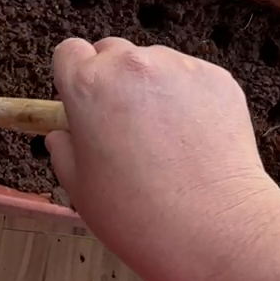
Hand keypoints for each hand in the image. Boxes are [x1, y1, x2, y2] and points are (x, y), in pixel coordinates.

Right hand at [45, 38, 279, 280]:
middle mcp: (130, 65)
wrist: (215, 228)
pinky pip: (192, 78)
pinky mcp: (215, 77)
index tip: (85, 99)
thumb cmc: (138, 215)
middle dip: (113, 78)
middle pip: (112, 51)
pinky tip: (195, 138)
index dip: (75, 75)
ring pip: (154, 64)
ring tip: (167, 137)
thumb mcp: (79, 187)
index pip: (70, 51)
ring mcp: (177, 67)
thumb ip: (63, 149)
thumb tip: (64, 134)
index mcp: (88, 85)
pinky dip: (190, 98)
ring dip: (153, 86)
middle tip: (125, 123)